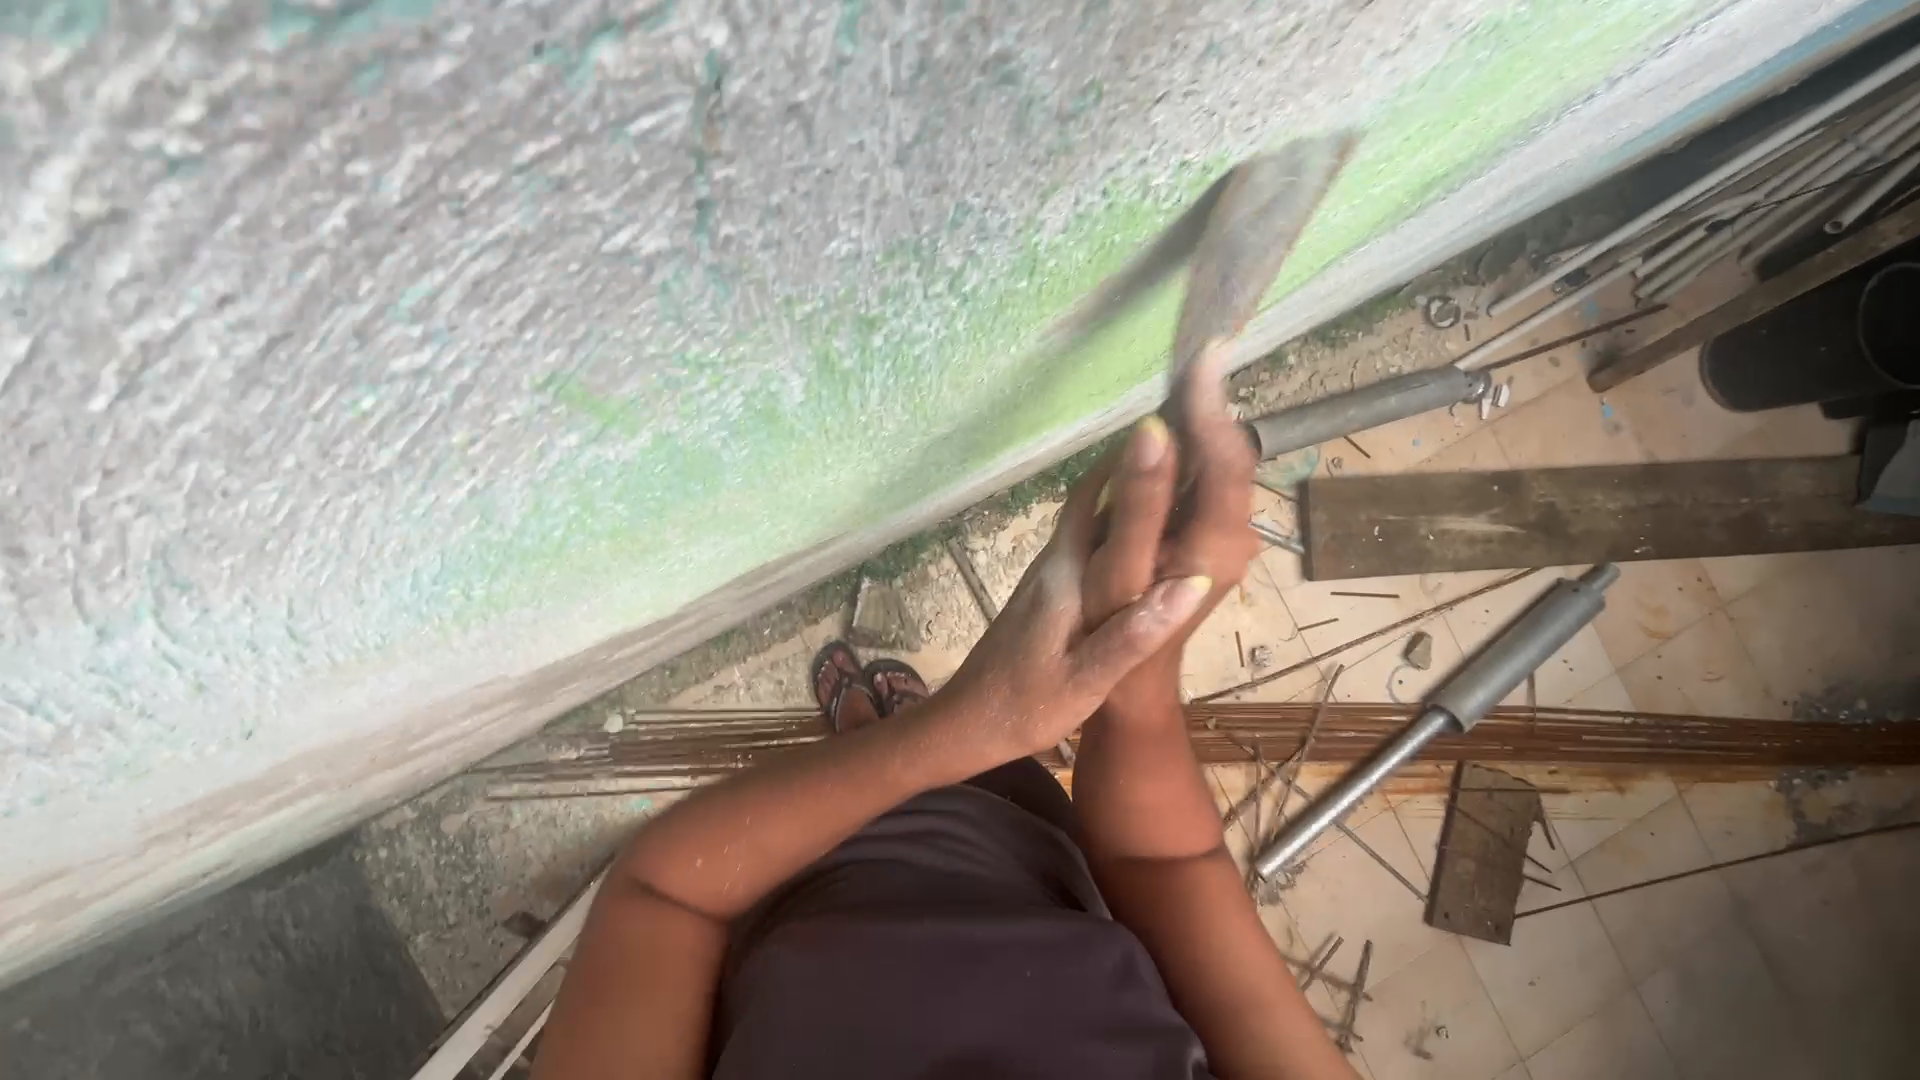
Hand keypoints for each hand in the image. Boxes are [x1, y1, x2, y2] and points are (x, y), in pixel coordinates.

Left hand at [936, 456, 1212, 766]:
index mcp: (1068, 576)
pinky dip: (1115, 520)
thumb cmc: (1023, 706)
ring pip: (1088, 515)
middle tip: (1185, 435)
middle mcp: (1056, 562)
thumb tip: (1191, 581)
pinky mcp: (1045, 591)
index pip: (1101, 499)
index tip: (1177, 418)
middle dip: (1133, 461)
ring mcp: (1047, 574)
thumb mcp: (1084, 681)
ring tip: (1174, 471)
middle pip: (1092, 495)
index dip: (1138, 458)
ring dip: (1124, 487)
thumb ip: (1132, 633)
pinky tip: (1139, 532)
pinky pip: (1085, 539)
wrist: (965, 721)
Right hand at [1084, 343, 1258, 720]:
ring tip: (1171, 381)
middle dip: (1203, 404)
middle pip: (1224, 454)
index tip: (1205, 348)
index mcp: (1220, 539)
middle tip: (1182, 356)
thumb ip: (1140, 502)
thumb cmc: (1118, 636)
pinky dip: (1180, 454)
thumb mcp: (1119, 571)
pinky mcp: (1203, 539)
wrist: (1131, 688)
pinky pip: (1195, 484)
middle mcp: (1233, 532)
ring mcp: (1221, 536)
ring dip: (1192, 426)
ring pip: (1211, 466)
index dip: (1213, 400)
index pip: (1226, 454)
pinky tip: (1159, 436)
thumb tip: (1155, 427)